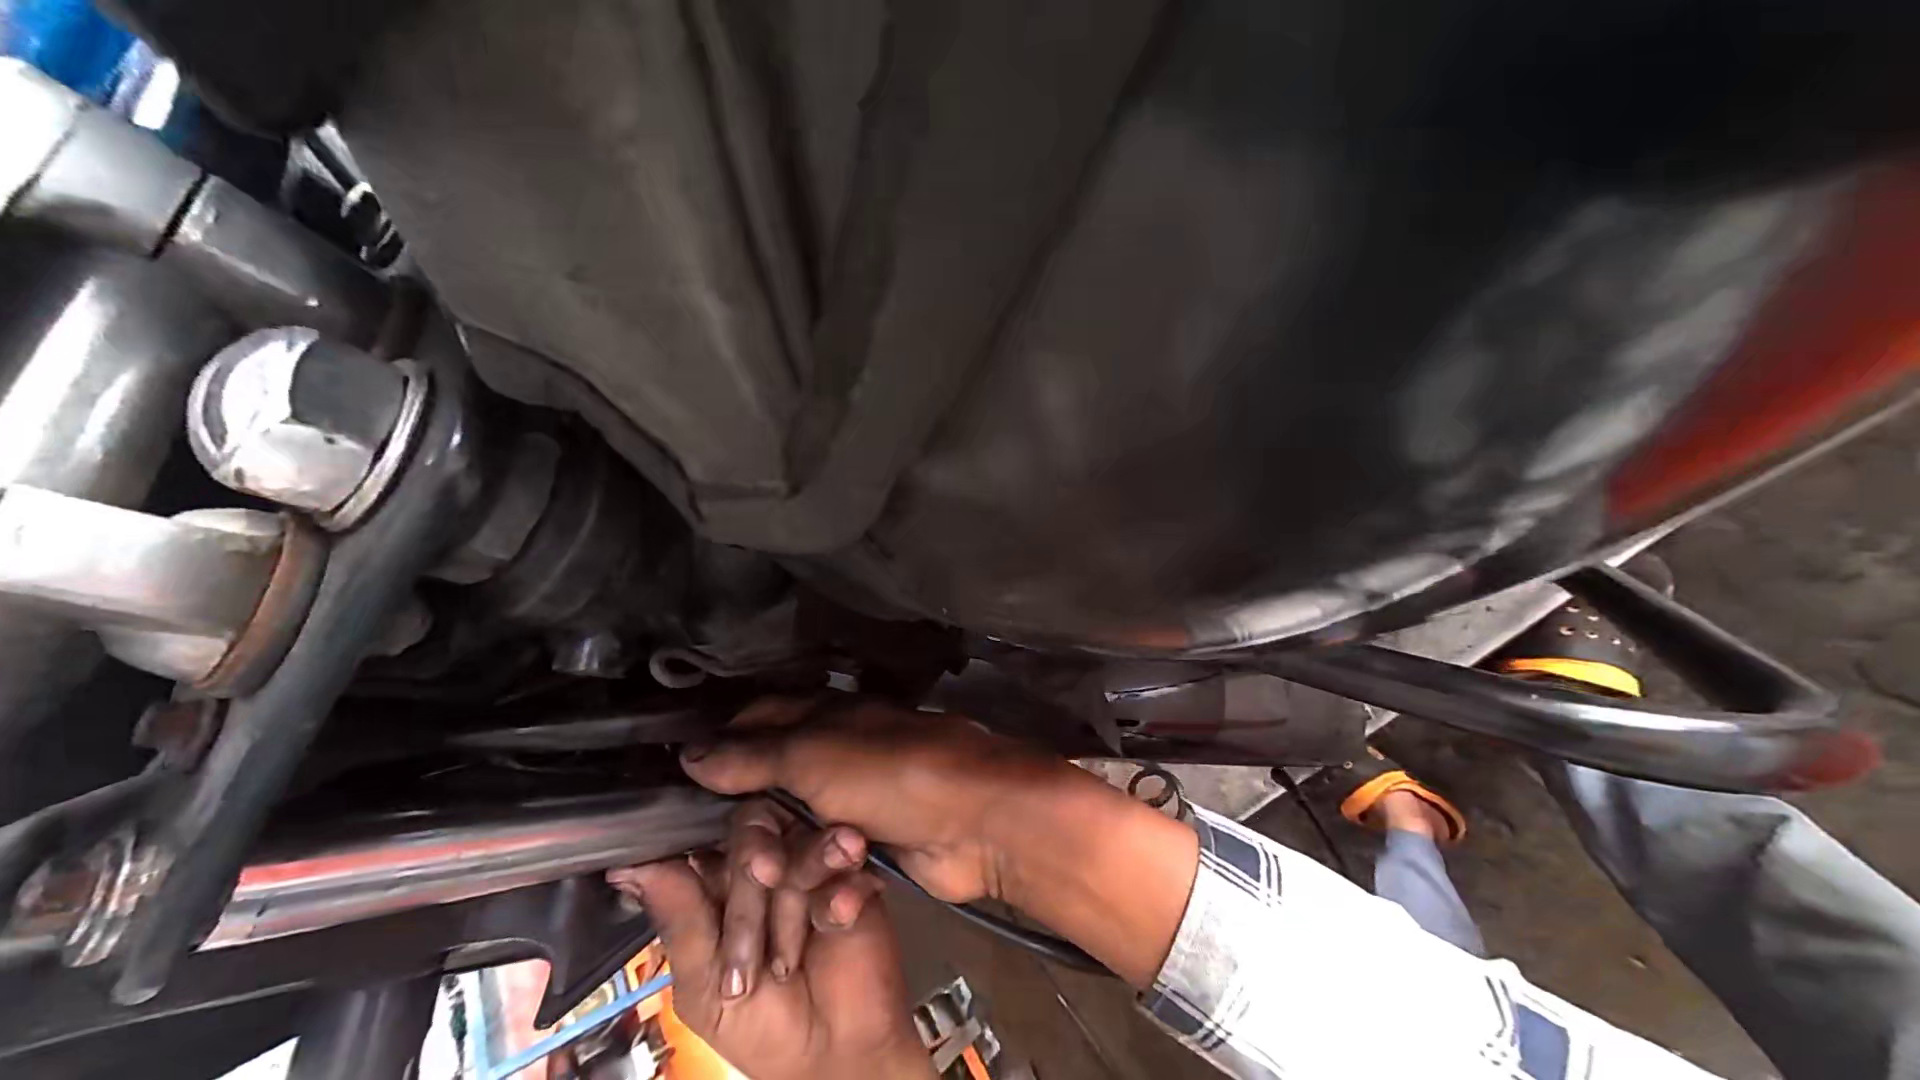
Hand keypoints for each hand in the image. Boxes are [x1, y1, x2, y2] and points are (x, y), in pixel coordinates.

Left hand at [608, 801, 932, 1079]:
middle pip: (754, 836)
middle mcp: (767, 867)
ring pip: (800, 848)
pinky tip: (841, 916)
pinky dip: (841, 892)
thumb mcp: (706, 988)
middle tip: (759, 912)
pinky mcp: (856, 880)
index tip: (703, 863)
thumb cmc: (762, 1027)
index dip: (706, 846)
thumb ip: (681, 921)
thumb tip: (628, 869)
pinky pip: (847, 869)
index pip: (707, 841)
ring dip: (797, 890)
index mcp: (722, 887)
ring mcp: (813, 871)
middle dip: (751, 883)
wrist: (835, 1058)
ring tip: (793, 950)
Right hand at [680, 697, 1200, 987]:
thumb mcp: (814, 755)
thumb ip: (753, 756)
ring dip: (772, 841)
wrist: (975, 819)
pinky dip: (805, 865)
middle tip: (692, 835)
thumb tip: (686, 752)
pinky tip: (777, 883)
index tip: (676, 774)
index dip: (720, 740)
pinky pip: (823, 852)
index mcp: (828, 714)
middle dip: (741, 800)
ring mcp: (856, 795)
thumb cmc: (891, 772)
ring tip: (733, 867)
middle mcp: (839, 749)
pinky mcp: (871, 839)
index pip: (760, 718)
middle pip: (774, 770)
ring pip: (796, 816)